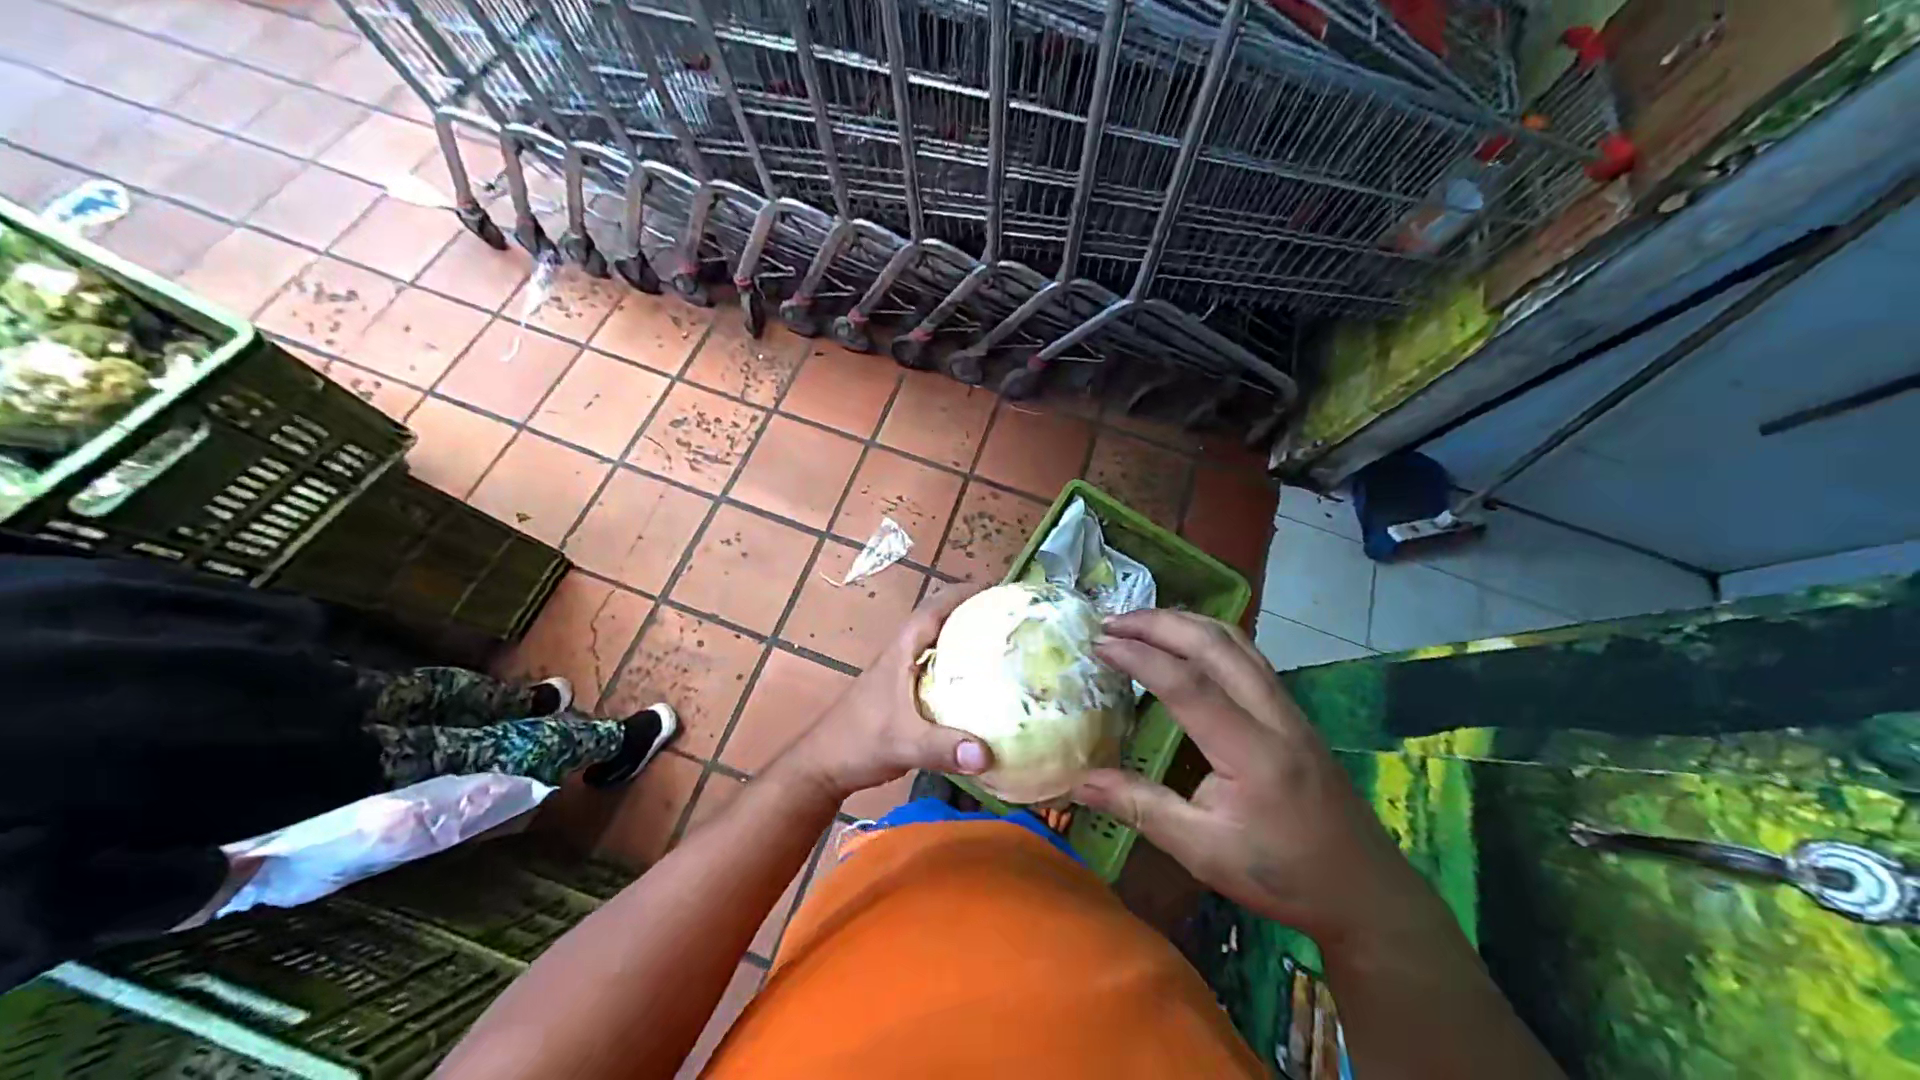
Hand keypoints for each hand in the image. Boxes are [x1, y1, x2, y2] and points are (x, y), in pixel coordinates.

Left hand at [775, 582, 993, 802]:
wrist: (822, 767)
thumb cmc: (858, 743)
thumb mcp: (904, 745)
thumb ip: (944, 748)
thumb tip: (987, 754)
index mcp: (900, 653)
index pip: (932, 609)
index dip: (962, 595)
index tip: (997, 591)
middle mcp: (900, 656)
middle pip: (938, 622)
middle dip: (971, 614)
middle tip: (1008, 618)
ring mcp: (898, 675)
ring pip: (936, 646)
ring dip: (964, 640)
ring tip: (1001, 645)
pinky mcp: (899, 695)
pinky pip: (935, 670)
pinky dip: (957, 668)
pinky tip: (978, 685)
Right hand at [1072, 610, 1428, 943]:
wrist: (1366, 891)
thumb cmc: (1282, 875)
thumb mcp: (1203, 852)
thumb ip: (1141, 807)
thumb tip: (1077, 782)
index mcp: (1253, 752)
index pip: (1189, 684)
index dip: (1140, 658)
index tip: (1098, 645)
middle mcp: (1275, 716)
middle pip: (1216, 644)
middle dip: (1159, 623)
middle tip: (1110, 622)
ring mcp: (1289, 709)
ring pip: (1237, 641)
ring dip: (1185, 622)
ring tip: (1139, 623)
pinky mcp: (1292, 712)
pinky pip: (1247, 655)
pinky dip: (1207, 636)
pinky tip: (1184, 645)